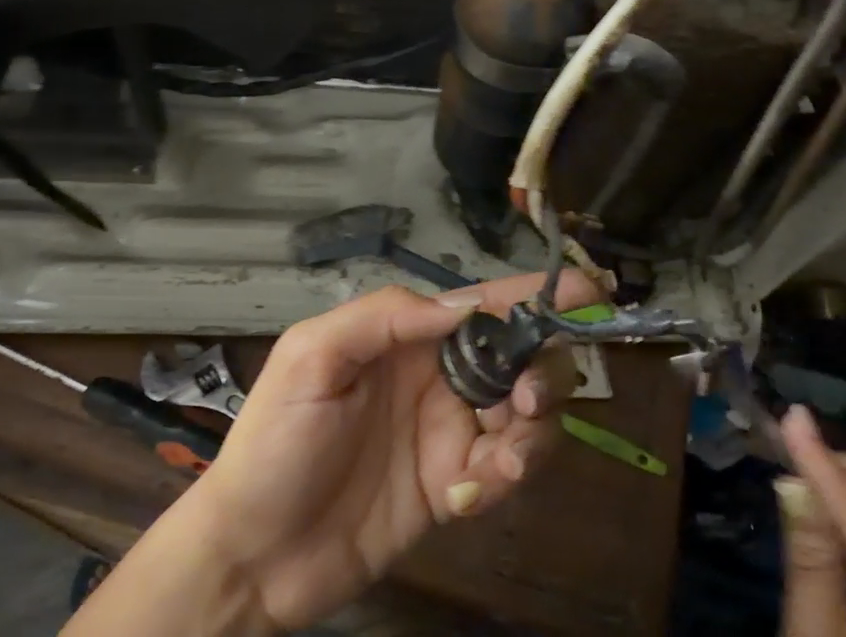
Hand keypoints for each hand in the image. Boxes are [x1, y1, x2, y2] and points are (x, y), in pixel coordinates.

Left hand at [64, 272, 597, 636]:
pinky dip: (503, 479)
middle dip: (545, 370)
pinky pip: (506, 472)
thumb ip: (385, 316)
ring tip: (498, 460)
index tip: (590, 291)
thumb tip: (463, 305)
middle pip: (521, 358)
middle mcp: (437, 379)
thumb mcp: (311, 358)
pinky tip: (463, 497)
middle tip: (531, 398)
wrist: (254, 555)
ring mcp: (449, 435)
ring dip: (532, 432)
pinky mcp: (455, 487)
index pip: (481, 307)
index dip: (536, 296)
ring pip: (527, 416)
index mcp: (405, 339)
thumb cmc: (274, 443)